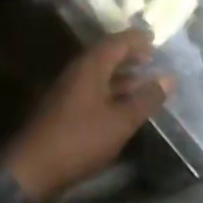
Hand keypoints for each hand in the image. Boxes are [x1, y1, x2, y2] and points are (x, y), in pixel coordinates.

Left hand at [4, 30, 171, 202]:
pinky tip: (123, 102)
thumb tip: (168, 78)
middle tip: (152, 57)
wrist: (34, 165)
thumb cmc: (80, 139)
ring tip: (144, 78)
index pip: (117, 41)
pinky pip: (94, 86)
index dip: (137, 38)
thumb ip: (145, 99)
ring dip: (122, 73)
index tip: (155, 38)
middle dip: (129, 53)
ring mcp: (70, 86)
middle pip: (107, 53)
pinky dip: (112, 88)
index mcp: (90, 64)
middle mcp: (78, 68)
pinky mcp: (66, 104)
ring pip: (100, 71)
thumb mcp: (120, 122)